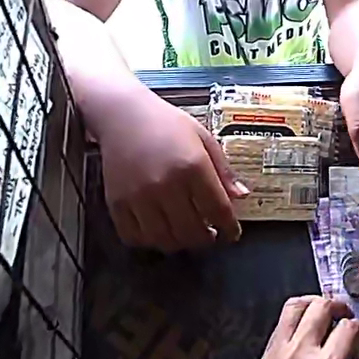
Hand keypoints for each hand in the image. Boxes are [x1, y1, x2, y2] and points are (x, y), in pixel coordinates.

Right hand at [97, 93, 245, 249]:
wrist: (123, 115)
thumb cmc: (167, 124)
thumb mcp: (203, 138)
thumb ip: (223, 170)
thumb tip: (242, 196)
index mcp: (193, 166)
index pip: (218, 210)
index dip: (230, 228)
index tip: (233, 233)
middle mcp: (167, 185)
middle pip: (193, 231)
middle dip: (206, 239)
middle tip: (210, 235)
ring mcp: (139, 197)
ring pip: (165, 240)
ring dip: (180, 243)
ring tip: (186, 234)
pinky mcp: (117, 203)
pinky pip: (134, 237)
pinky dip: (150, 241)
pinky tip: (159, 230)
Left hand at [217, 297, 358, 358]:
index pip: (348, 329)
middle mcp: (299, 352)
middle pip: (320, 307)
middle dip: (339, 307)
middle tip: (348, 320)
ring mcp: (276, 352)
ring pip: (295, 307)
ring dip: (313, 305)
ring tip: (325, 318)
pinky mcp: (262, 358)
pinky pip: (281, 325)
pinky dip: (296, 319)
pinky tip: (305, 337)